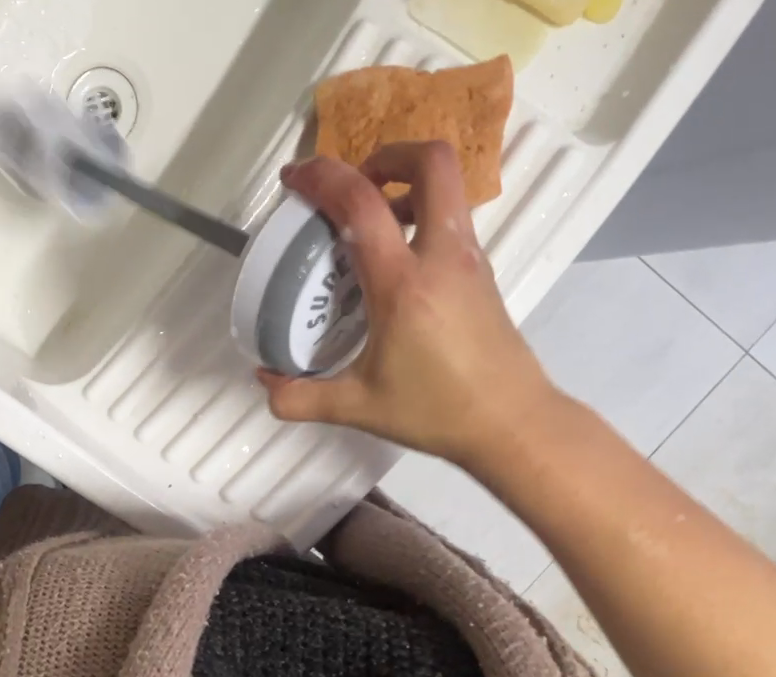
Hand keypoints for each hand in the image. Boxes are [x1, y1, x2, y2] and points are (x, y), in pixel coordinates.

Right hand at [256, 142, 556, 467]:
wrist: (511, 423)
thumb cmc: (436, 411)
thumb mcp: (357, 408)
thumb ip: (300, 397)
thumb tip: (264, 382)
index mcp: (404, 284)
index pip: (362, 205)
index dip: (323, 178)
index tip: (294, 178)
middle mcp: (441, 256)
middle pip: (431, 162)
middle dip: (386, 155)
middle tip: (352, 185)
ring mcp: (468, 260)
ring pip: (446, 188)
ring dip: (404, 184)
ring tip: (368, 220)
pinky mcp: (480, 273)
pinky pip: (450, 219)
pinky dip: (419, 215)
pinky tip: (392, 261)